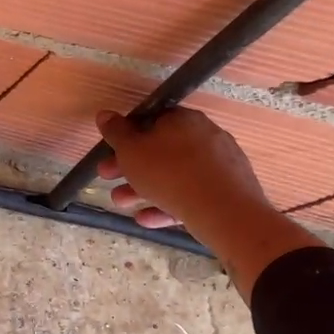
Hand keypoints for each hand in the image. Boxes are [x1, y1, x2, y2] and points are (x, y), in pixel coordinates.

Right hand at [95, 107, 272, 230]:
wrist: (227, 214)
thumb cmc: (170, 174)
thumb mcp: (130, 151)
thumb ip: (115, 132)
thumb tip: (105, 114)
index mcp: (183, 120)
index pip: (150, 120)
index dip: (126, 136)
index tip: (109, 151)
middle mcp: (206, 136)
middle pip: (159, 150)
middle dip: (129, 167)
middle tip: (107, 178)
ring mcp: (221, 165)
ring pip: (174, 174)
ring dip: (143, 188)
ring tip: (122, 204)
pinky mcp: (228, 191)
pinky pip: (192, 193)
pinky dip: (168, 204)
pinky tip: (146, 219)